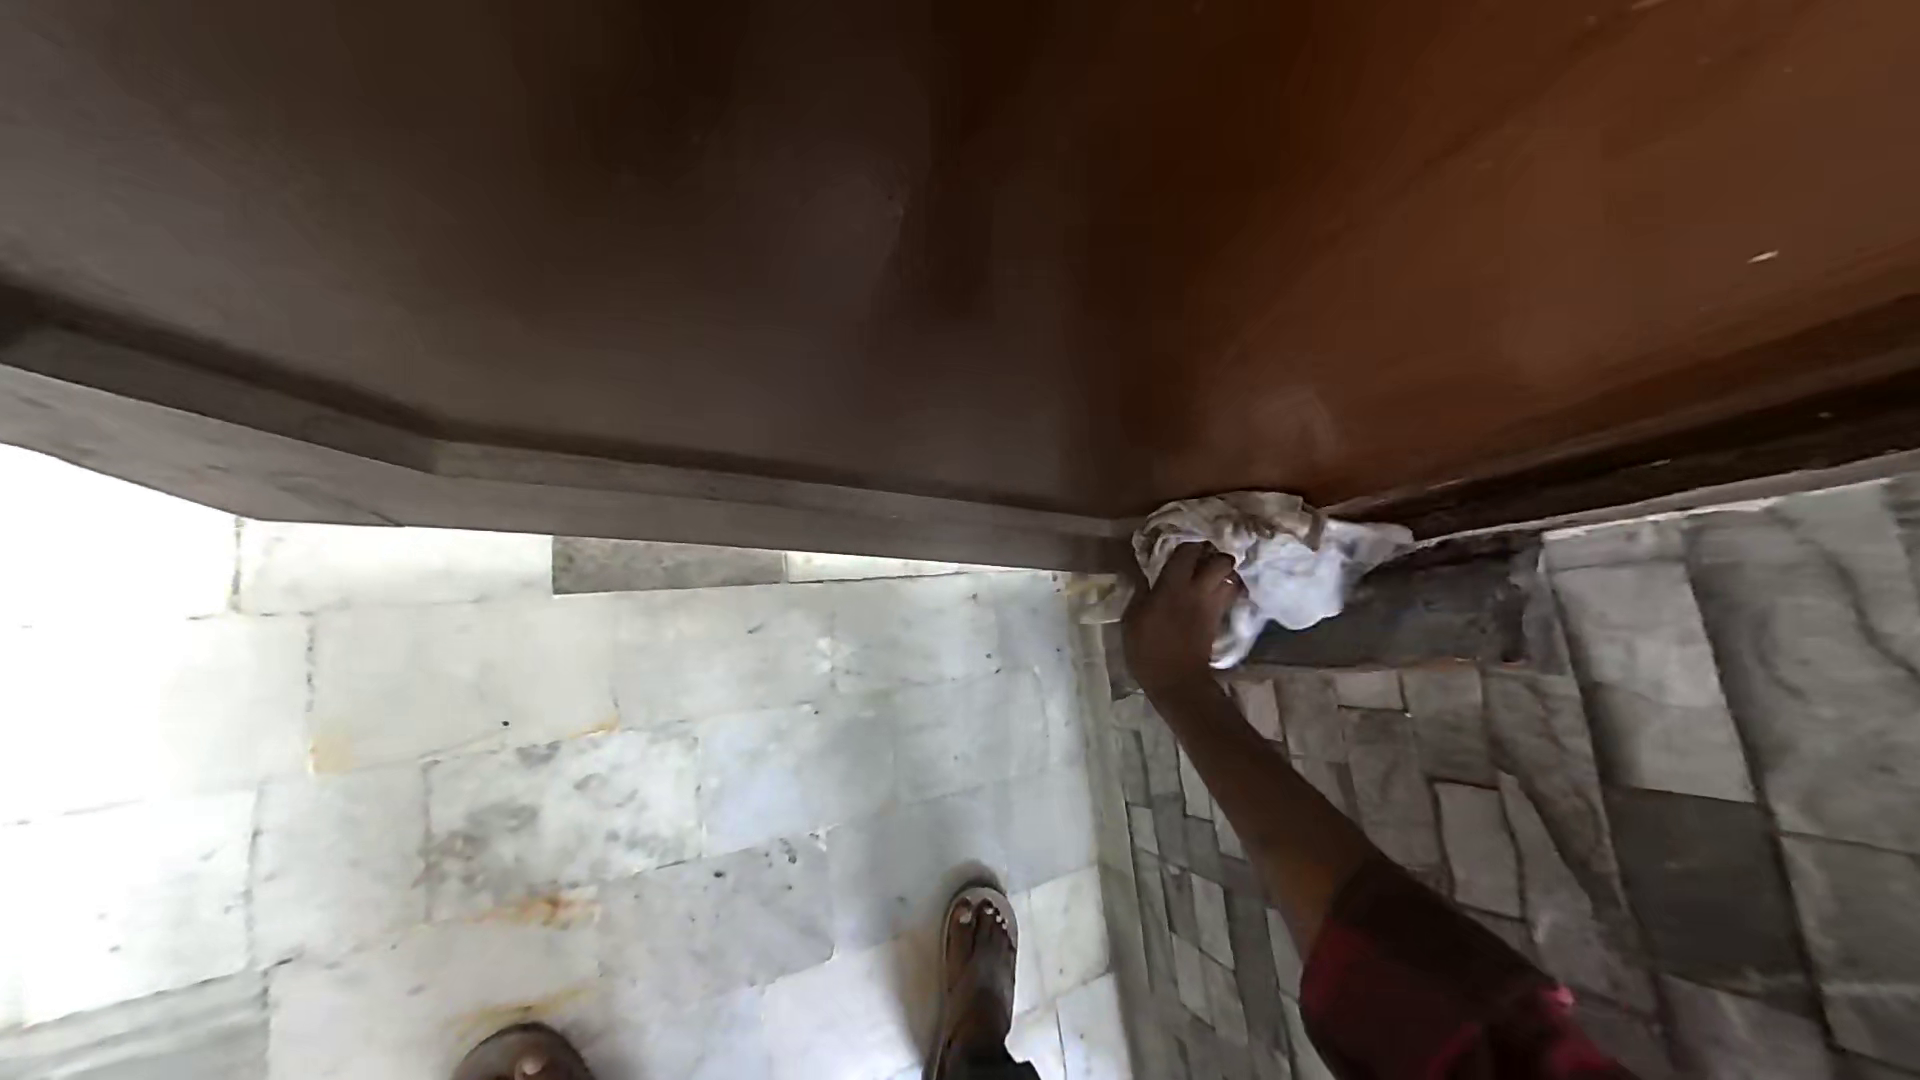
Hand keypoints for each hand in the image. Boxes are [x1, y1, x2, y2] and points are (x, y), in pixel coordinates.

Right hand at [1122, 542, 1239, 696]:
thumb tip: (1146, 573)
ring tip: (1210, 572)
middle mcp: (1199, 590)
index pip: (1188, 551)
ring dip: (1224, 571)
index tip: (1180, 539)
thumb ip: (1141, 591)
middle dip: (1215, 553)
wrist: (1177, 680)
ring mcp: (1214, 605)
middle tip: (1201, 556)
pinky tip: (1214, 591)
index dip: (1187, 541)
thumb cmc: (1147, 649)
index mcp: (1173, 585)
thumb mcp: (1132, 618)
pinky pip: (1230, 594)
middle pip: (1222, 560)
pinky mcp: (1220, 619)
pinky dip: (1226, 588)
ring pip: (1231, 576)